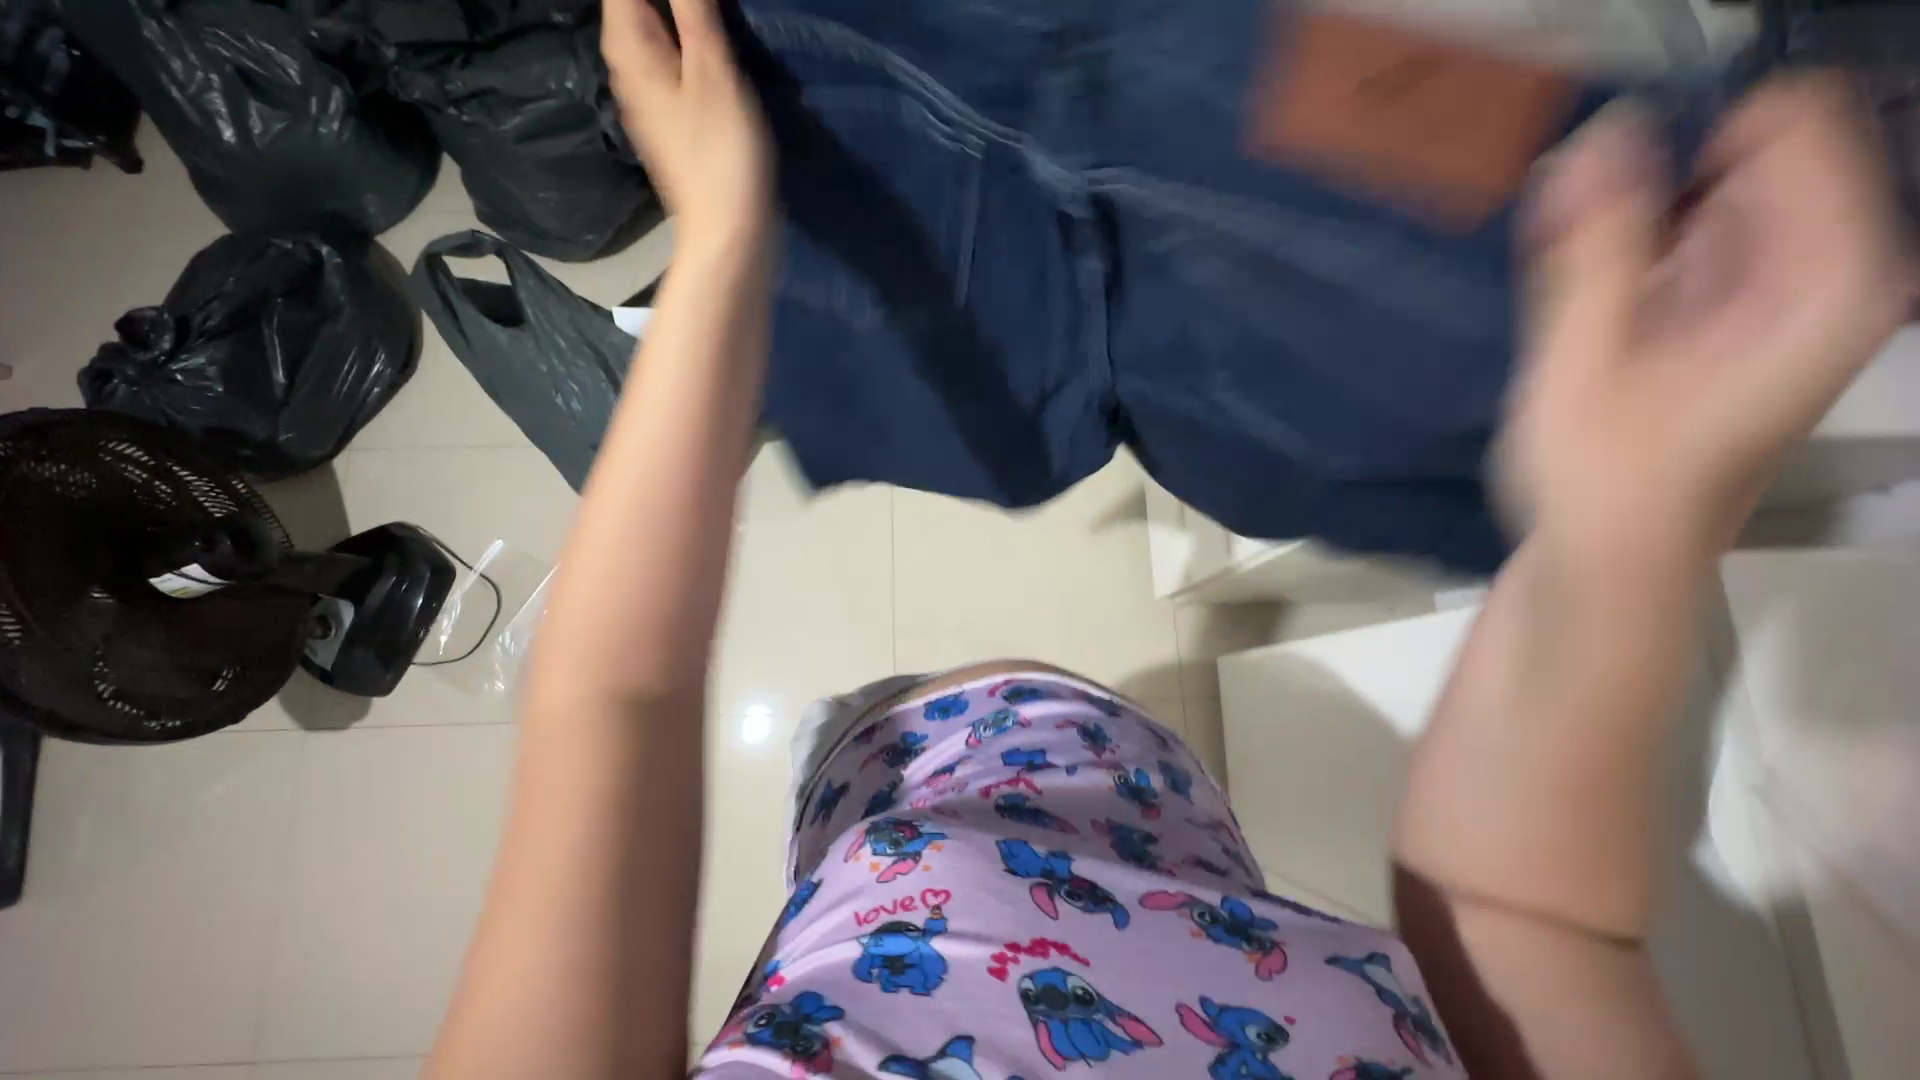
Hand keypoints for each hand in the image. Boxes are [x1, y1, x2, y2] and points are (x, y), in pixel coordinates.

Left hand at [602, 0, 772, 245]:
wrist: (728, 233)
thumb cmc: (722, 154)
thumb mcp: (713, 70)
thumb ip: (692, 7)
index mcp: (627, 45)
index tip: (704, 3)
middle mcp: (626, 66)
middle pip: (635, 5)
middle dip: (671, 3)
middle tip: (715, 7)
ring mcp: (647, 96)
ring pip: (654, 30)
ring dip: (679, 16)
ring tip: (716, 15)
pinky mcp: (671, 118)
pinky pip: (671, 60)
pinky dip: (689, 44)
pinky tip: (715, 47)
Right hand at [1503, 75, 1912, 561]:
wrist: (1606, 566)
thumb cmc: (1600, 479)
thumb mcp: (1584, 359)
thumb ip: (1593, 246)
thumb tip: (1595, 135)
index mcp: (1828, 278)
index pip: (1792, 125)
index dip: (1687, 133)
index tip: (1597, 181)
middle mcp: (1824, 275)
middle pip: (1745, 164)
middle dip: (1651, 179)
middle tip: (1569, 250)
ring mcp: (1775, 300)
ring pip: (1705, 206)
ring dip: (1629, 221)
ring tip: (1574, 291)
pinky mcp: (1726, 324)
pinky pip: (1685, 250)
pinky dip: (1629, 256)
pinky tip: (1586, 306)